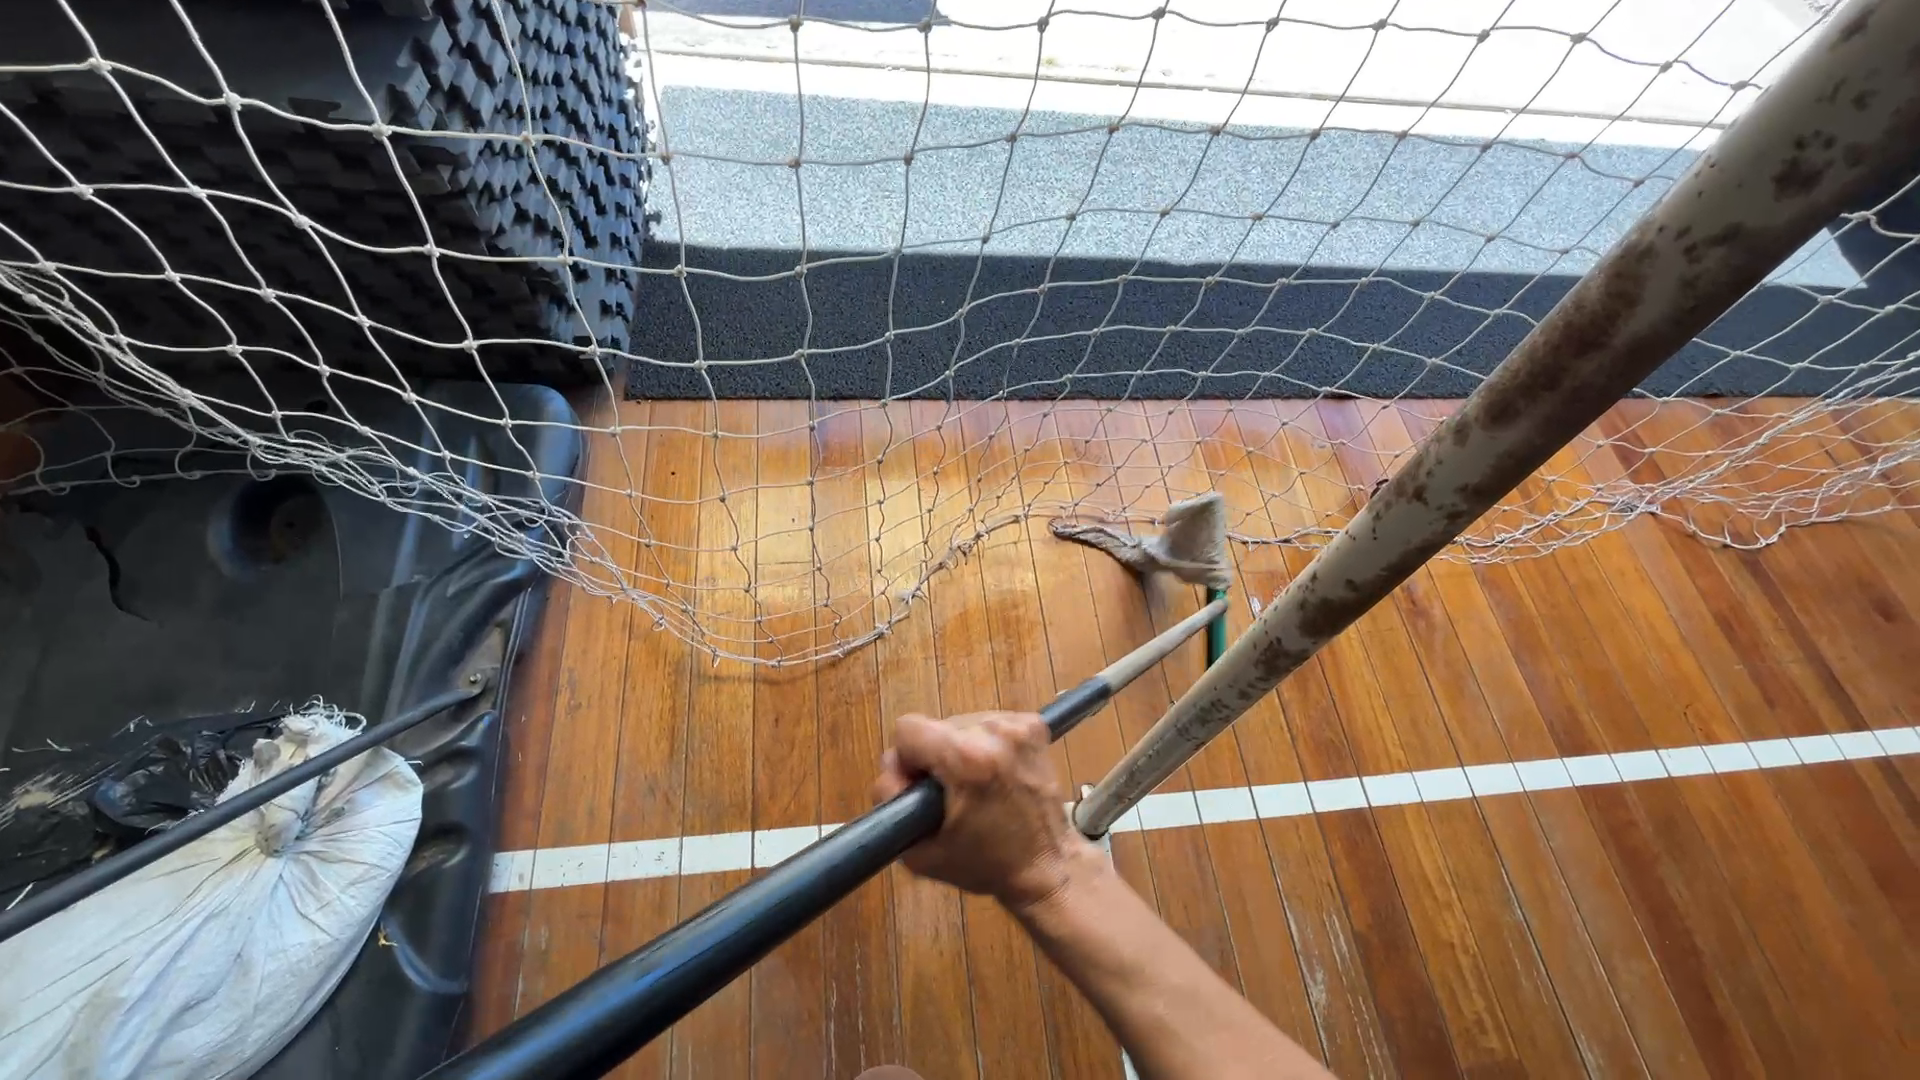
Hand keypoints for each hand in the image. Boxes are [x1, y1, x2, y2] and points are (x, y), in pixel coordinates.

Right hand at [870, 712, 1100, 912]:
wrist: (1047, 865)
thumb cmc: (984, 863)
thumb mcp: (919, 848)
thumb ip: (890, 801)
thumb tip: (891, 768)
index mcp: (966, 758)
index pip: (907, 728)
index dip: (905, 759)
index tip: (919, 786)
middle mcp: (993, 732)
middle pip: (936, 726)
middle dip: (934, 756)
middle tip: (949, 793)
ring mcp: (1018, 725)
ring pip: (962, 723)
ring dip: (959, 749)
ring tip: (975, 785)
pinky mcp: (1034, 724)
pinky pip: (989, 723)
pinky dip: (984, 744)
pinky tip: (993, 772)